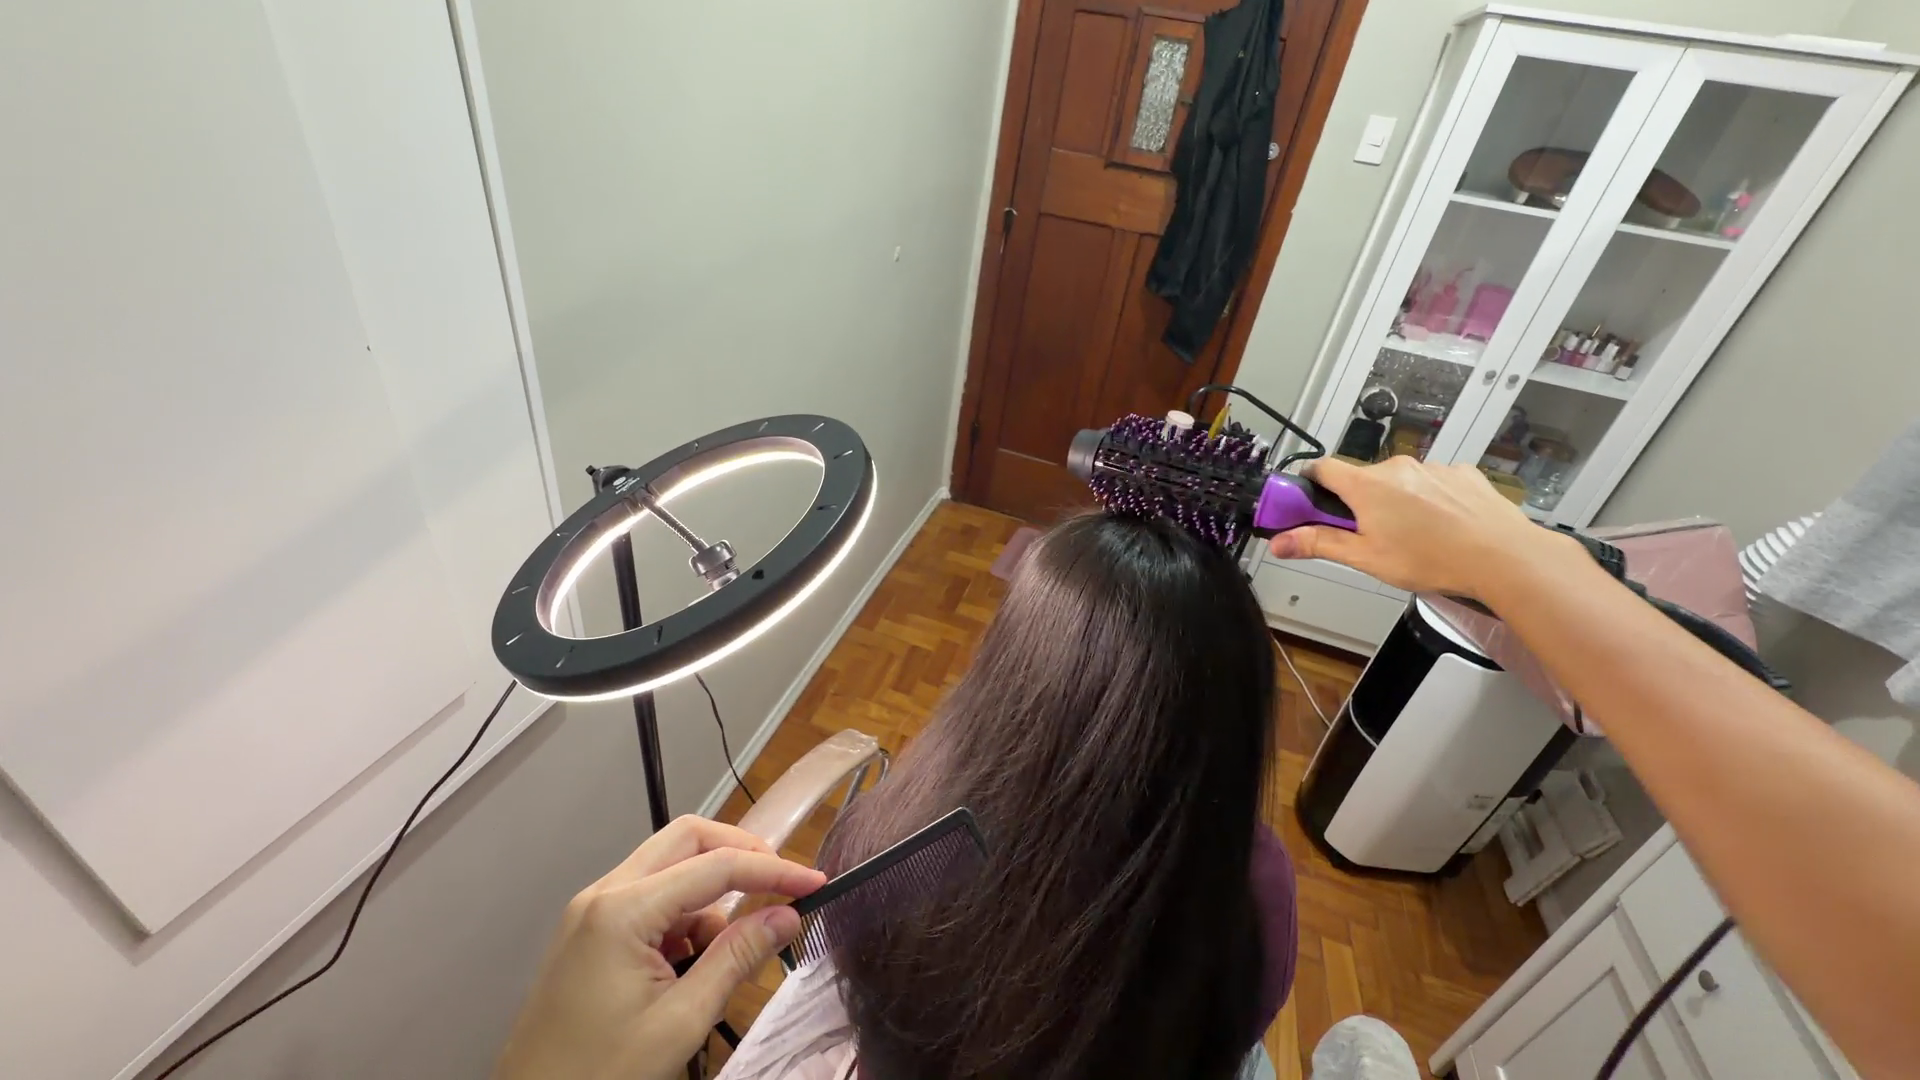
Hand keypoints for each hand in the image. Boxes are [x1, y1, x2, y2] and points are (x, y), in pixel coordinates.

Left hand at [495, 816, 826, 1079]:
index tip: (815, 884)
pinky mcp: (592, 931)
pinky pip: (652, 897)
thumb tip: (788, 915)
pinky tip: (693, 963)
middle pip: (687, 838)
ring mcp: (593, 910)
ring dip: (711, 892)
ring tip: (729, 952)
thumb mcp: (680, 1022)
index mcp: (622, 910)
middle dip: (740, 854)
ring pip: (670, 865)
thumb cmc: (600, 1078)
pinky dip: (685, 916)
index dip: (773, 871)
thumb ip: (737, 959)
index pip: (715, 867)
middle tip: (780, 884)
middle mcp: (604, 894)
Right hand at [1267, 456, 1583, 598]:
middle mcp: (1396, 468)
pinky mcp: (1462, 474)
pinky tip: (1441, 526)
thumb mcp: (1366, 558)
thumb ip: (1318, 544)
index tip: (1307, 505)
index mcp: (1366, 485)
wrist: (1504, 556)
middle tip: (1366, 536)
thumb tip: (1278, 543)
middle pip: (1361, 480)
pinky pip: (1433, 482)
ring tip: (1412, 536)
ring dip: (1395, 502)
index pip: (1321, 468)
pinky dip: (1429, 500)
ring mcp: (1433, 468)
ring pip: (1399, 483)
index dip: (1309, 485)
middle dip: (1357, 504)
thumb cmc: (1432, 559)